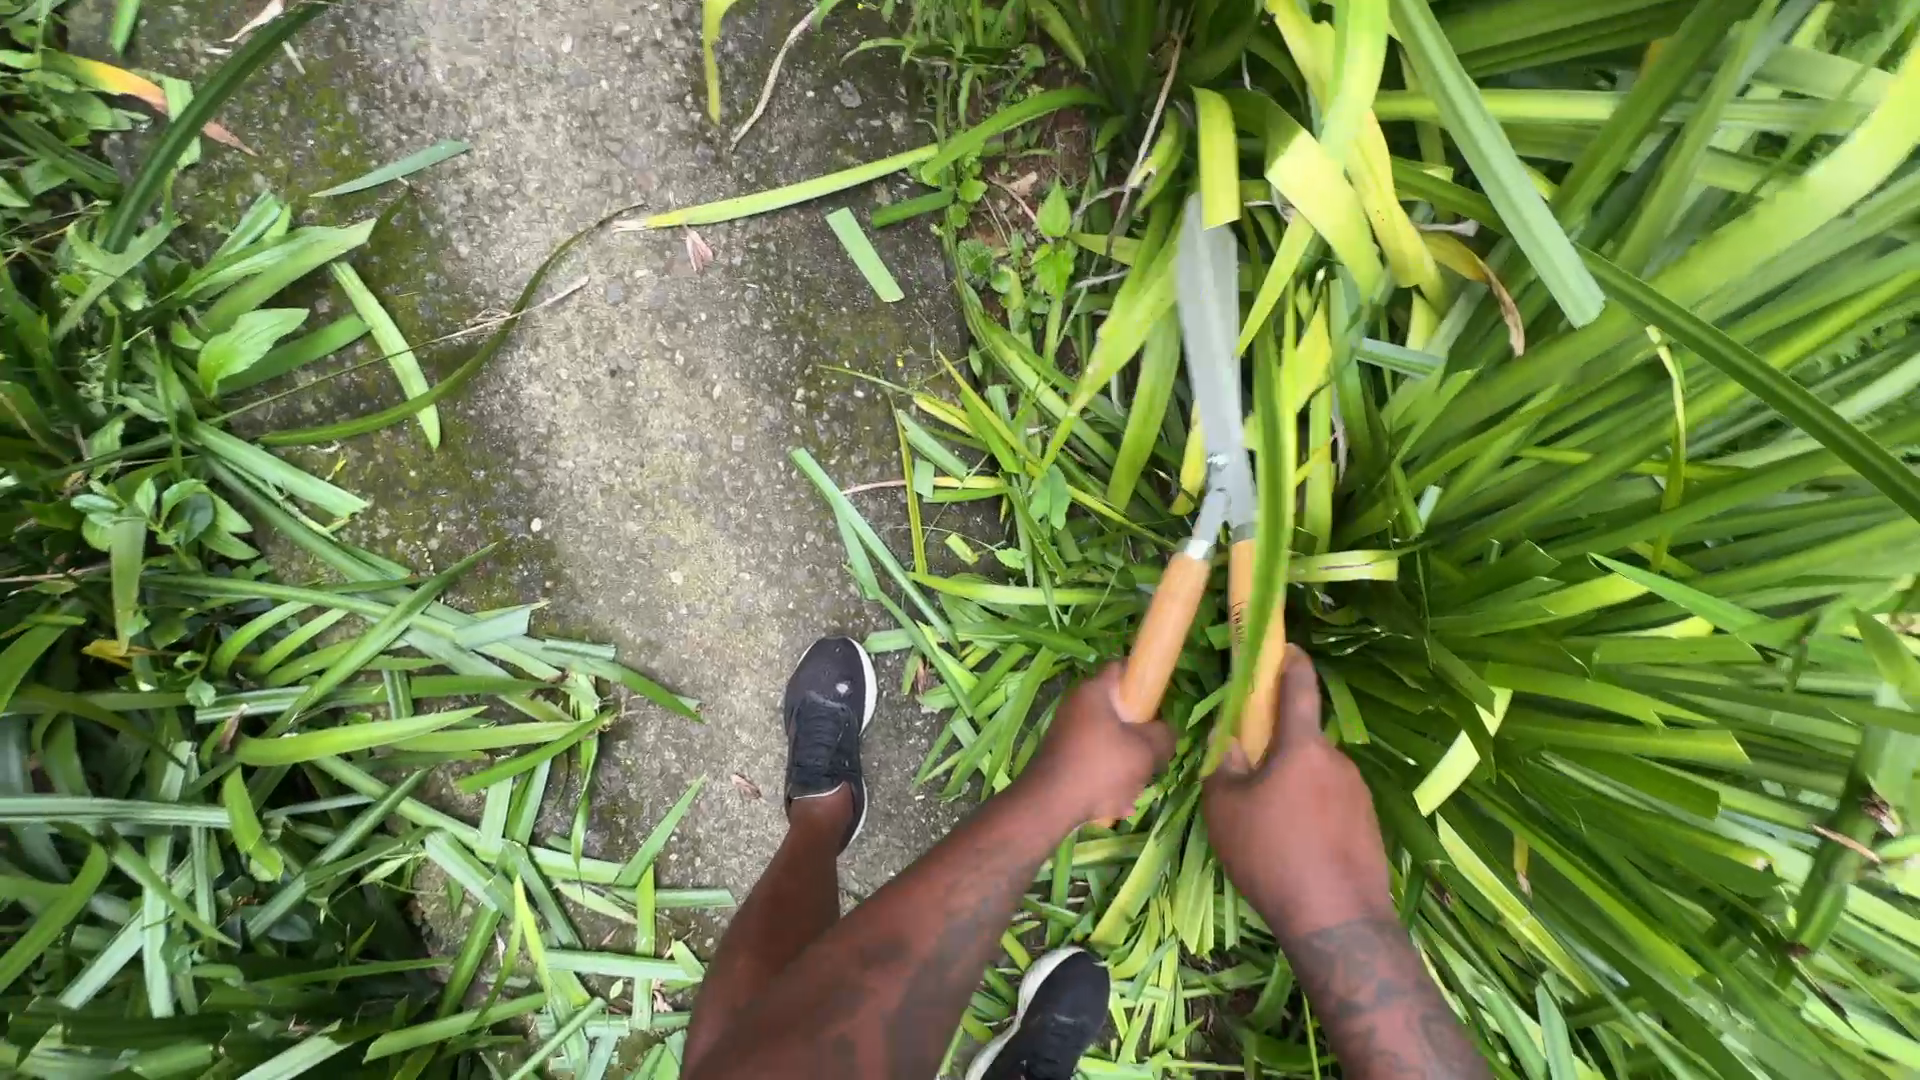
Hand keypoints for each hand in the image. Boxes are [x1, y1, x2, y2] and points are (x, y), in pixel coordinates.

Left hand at [1016, 664, 1175, 827]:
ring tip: (1135, 785)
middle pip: (1118, 708)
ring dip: (1126, 761)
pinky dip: (1108, 777)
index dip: (1144, 676)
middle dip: (1139, 731)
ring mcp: (1067, 730)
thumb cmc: (1100, 767)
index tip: (1161, 698)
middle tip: (1153, 750)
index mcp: (1093, 691)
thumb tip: (1165, 731)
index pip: (1122, 667)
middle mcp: (1076, 704)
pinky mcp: (1063, 755)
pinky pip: (1095, 760)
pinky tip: (1117, 802)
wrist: (1049, 804)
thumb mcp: (1144, 752)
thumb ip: (1163, 736)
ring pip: (1110, 739)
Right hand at [1203, 646, 1393, 943]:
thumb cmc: (1272, 854)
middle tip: (1245, 778)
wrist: (1339, 924)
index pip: (1299, 688)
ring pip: (1314, 773)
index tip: (1282, 645)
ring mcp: (1358, 794)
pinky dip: (1309, 810)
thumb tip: (1230, 744)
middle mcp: (1336, 761)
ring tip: (1266, 823)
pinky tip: (1292, 846)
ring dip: (1290, 782)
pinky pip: (1330, 802)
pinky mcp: (1369, 825)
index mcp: (1301, 747)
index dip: (1289, 661)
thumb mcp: (1225, 808)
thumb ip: (1223, 766)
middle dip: (1273, 747)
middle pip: (1299, 738)